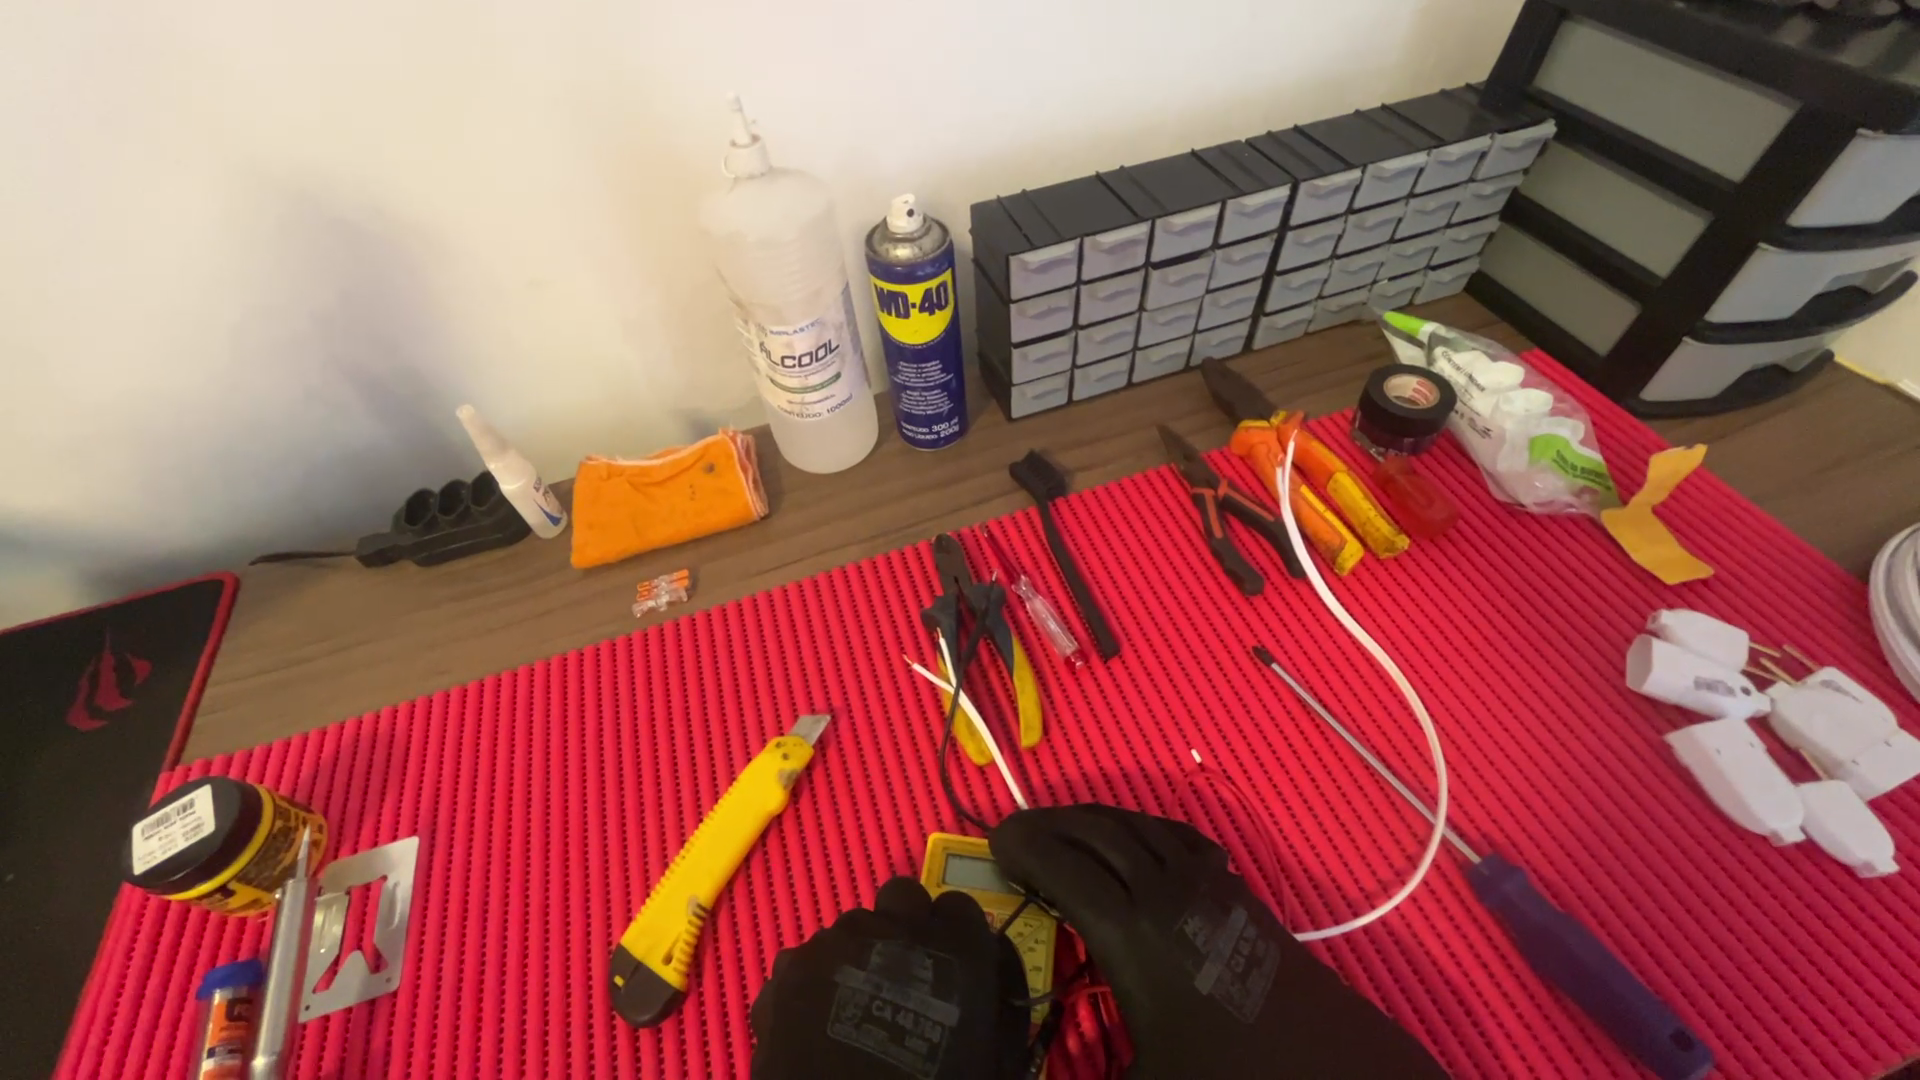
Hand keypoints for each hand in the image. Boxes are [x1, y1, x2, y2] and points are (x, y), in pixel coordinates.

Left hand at [750, 877, 1029, 1079]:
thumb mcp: (991, 1067)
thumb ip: (999, 1010)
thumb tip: (997, 972)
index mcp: (955, 949)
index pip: (960, 909)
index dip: (954, 938)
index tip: (949, 968)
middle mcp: (896, 929)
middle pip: (902, 898)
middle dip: (904, 928)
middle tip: (903, 978)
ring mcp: (837, 942)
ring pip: (852, 927)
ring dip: (859, 956)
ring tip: (854, 1011)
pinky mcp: (790, 968)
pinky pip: (808, 961)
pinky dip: (814, 985)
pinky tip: (815, 1029)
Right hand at [990, 805, 1446, 1078]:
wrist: (1333, 1074)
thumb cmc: (1227, 1078)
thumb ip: (1073, 1073)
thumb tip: (1008, 1064)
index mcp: (1132, 935)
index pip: (1064, 868)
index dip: (1024, 848)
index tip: (994, 844)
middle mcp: (1164, 891)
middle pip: (1095, 834)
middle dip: (1049, 825)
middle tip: (1016, 833)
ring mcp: (1205, 882)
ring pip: (1135, 825)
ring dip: (1091, 819)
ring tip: (1061, 829)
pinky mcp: (1235, 888)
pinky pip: (1176, 835)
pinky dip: (1141, 826)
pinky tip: (1134, 841)